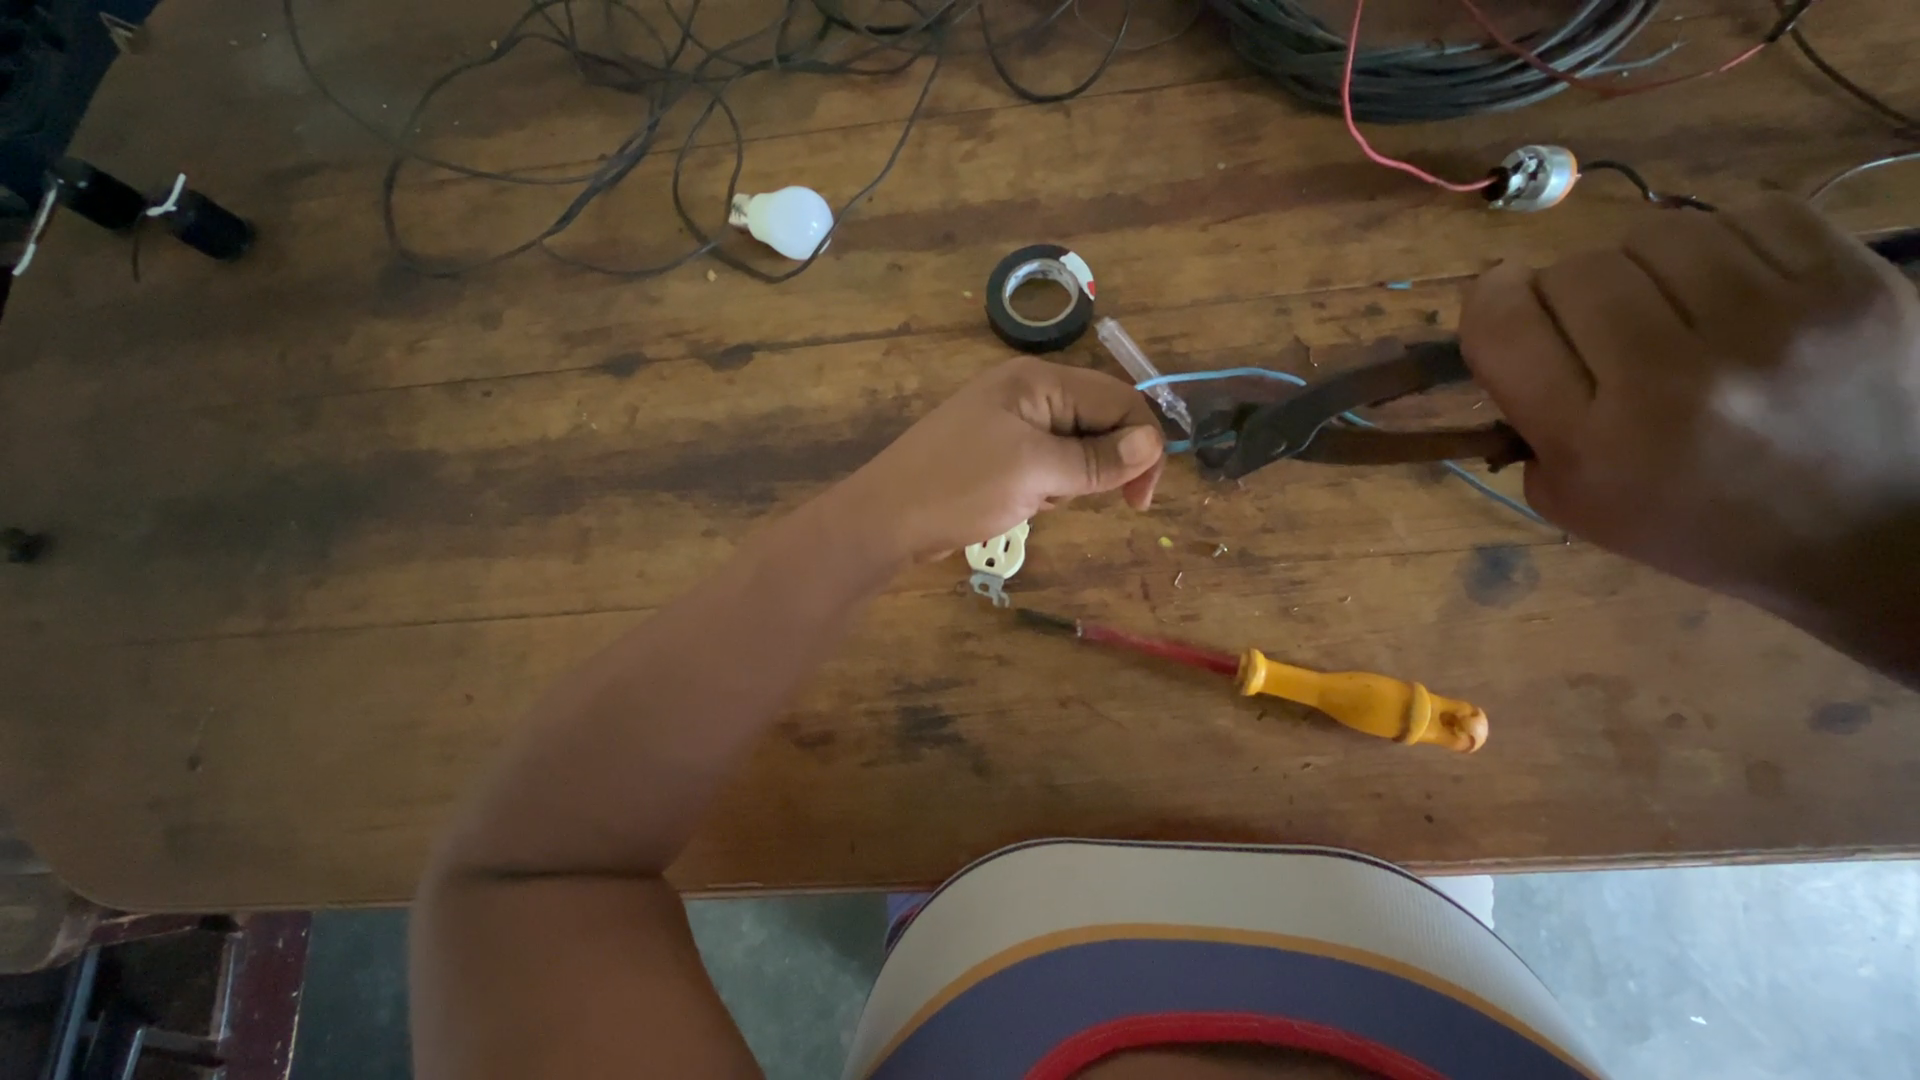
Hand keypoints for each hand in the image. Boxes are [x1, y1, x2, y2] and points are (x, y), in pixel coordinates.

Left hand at [836, 357, 1165, 561]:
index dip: (1142, 445)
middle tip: (1072, 498)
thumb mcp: (1036, 472)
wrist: (886, 519)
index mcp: (1038, 381)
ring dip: (1071, 480)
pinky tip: (1019, 504)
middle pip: (1099, 421)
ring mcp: (1010, 423)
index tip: (1141, 500)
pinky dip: (1047, 487)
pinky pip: (1047, 465)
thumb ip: (1098, 459)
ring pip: (1075, 448)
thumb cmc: (960, 487)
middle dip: (1100, 464)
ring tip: (1034, 499)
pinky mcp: (998, 453)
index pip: (1118, 399)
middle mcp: (1028, 393)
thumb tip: (1155, 443)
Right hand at [1460, 194, 1919, 615]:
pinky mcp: (1853, 285)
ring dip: (1642, 263)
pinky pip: (1750, 213)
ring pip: (1656, 232)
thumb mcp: (1572, 499)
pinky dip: (1723, 241)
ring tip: (1666, 303)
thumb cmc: (1694, 524)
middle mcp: (1675, 377)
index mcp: (1595, 439)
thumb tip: (1511, 325)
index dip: (1491, 301)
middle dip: (1566, 291)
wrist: (1871, 533)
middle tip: (1593, 324)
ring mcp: (1773, 325)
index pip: (1503, 323)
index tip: (1506, 305)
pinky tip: (1730, 285)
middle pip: (1575, 271)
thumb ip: (1523, 414)